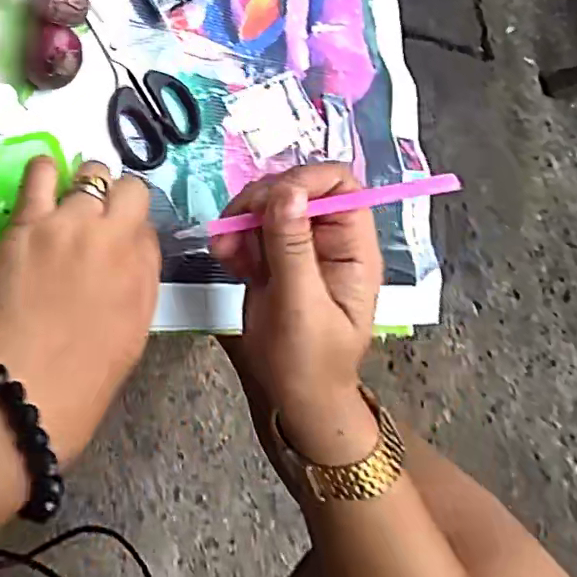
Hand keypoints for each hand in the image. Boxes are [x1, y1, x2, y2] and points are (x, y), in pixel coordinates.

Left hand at [0, 159, 159, 462]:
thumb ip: (129, 294)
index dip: (130, 231)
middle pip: (130, 191)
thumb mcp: (125, 343)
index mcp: (144, 279)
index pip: (147, 231)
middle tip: (95, 214)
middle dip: (117, 197)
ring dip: (84, 182)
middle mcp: (116, 241)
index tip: (113, 239)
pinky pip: (41, 173)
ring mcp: (73, 225)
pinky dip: (44, 169)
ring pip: (91, 173)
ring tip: (65, 197)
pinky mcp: (31, 219)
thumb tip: (116, 269)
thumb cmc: (74, 386)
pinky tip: (42, 175)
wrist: (19, 384)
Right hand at [212, 163, 382, 464]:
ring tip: (224, 251)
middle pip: (294, 187)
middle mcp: (326, 239)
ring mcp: (297, 246)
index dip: (305, 180)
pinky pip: (247, 228)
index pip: (339, 184)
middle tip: (234, 228)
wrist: (292, 395)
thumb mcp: (300, 303)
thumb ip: (292, 246)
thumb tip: (286, 189)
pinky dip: (231, 237)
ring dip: (238, 221)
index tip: (268, 200)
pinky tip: (225, 260)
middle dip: (259, 202)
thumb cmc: (308, 359)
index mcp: (351, 247)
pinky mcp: (270, 256)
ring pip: (265, 204)